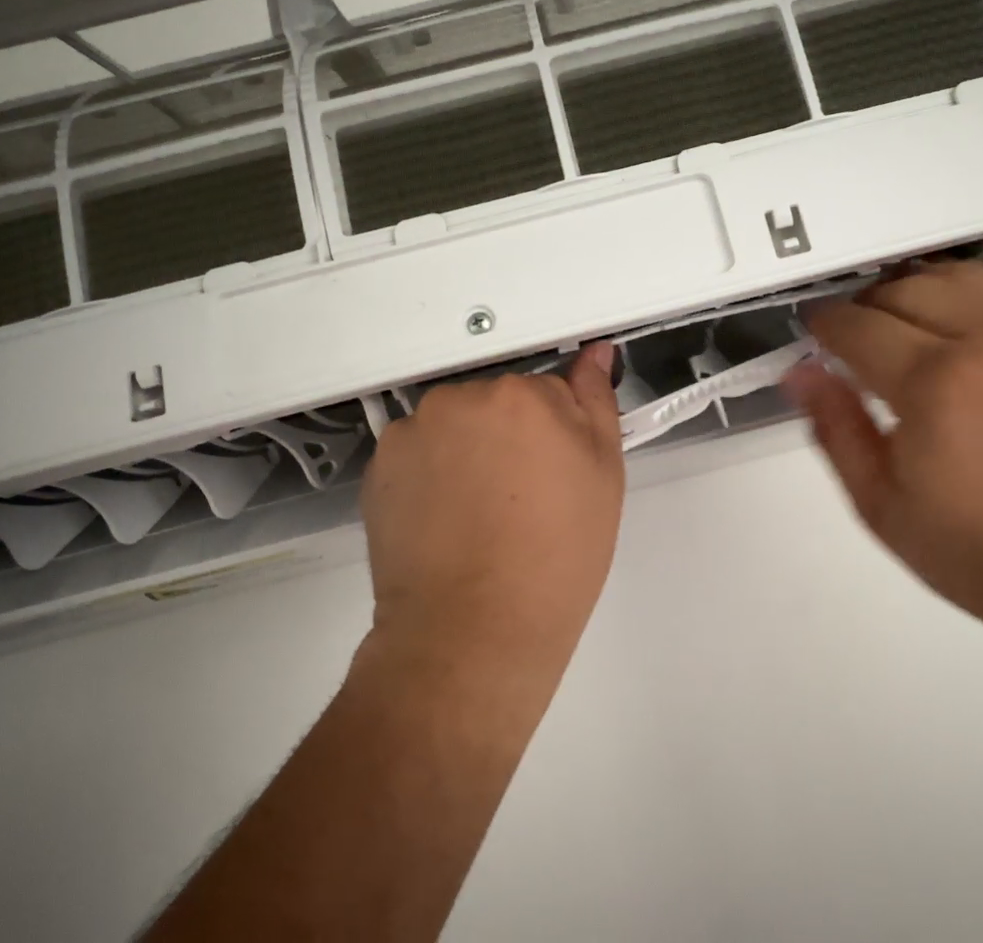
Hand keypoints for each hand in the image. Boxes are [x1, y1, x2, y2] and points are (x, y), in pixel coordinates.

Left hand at [361, 343, 625, 661]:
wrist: (476, 627)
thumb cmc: (556, 558)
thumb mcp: (603, 477)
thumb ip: (596, 403)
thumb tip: (595, 354)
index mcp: (525, 394)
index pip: (551, 392)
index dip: (558, 437)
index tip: (558, 477)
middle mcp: (461, 400)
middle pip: (497, 403)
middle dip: (511, 437)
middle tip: (523, 500)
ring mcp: (413, 431)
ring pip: (454, 426)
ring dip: (468, 452)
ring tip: (481, 516)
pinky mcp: (379, 466)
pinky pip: (417, 455)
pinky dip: (431, 476)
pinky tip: (448, 522)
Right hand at [785, 264, 982, 630]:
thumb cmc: (982, 553)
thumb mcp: (884, 507)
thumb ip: (836, 430)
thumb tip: (800, 373)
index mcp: (934, 384)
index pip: (859, 326)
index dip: (825, 325)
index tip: (813, 333)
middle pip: (905, 288)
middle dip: (866, 308)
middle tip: (853, 343)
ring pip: (959, 274)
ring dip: (918, 290)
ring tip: (904, 327)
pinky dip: (979, 289)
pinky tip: (968, 322)